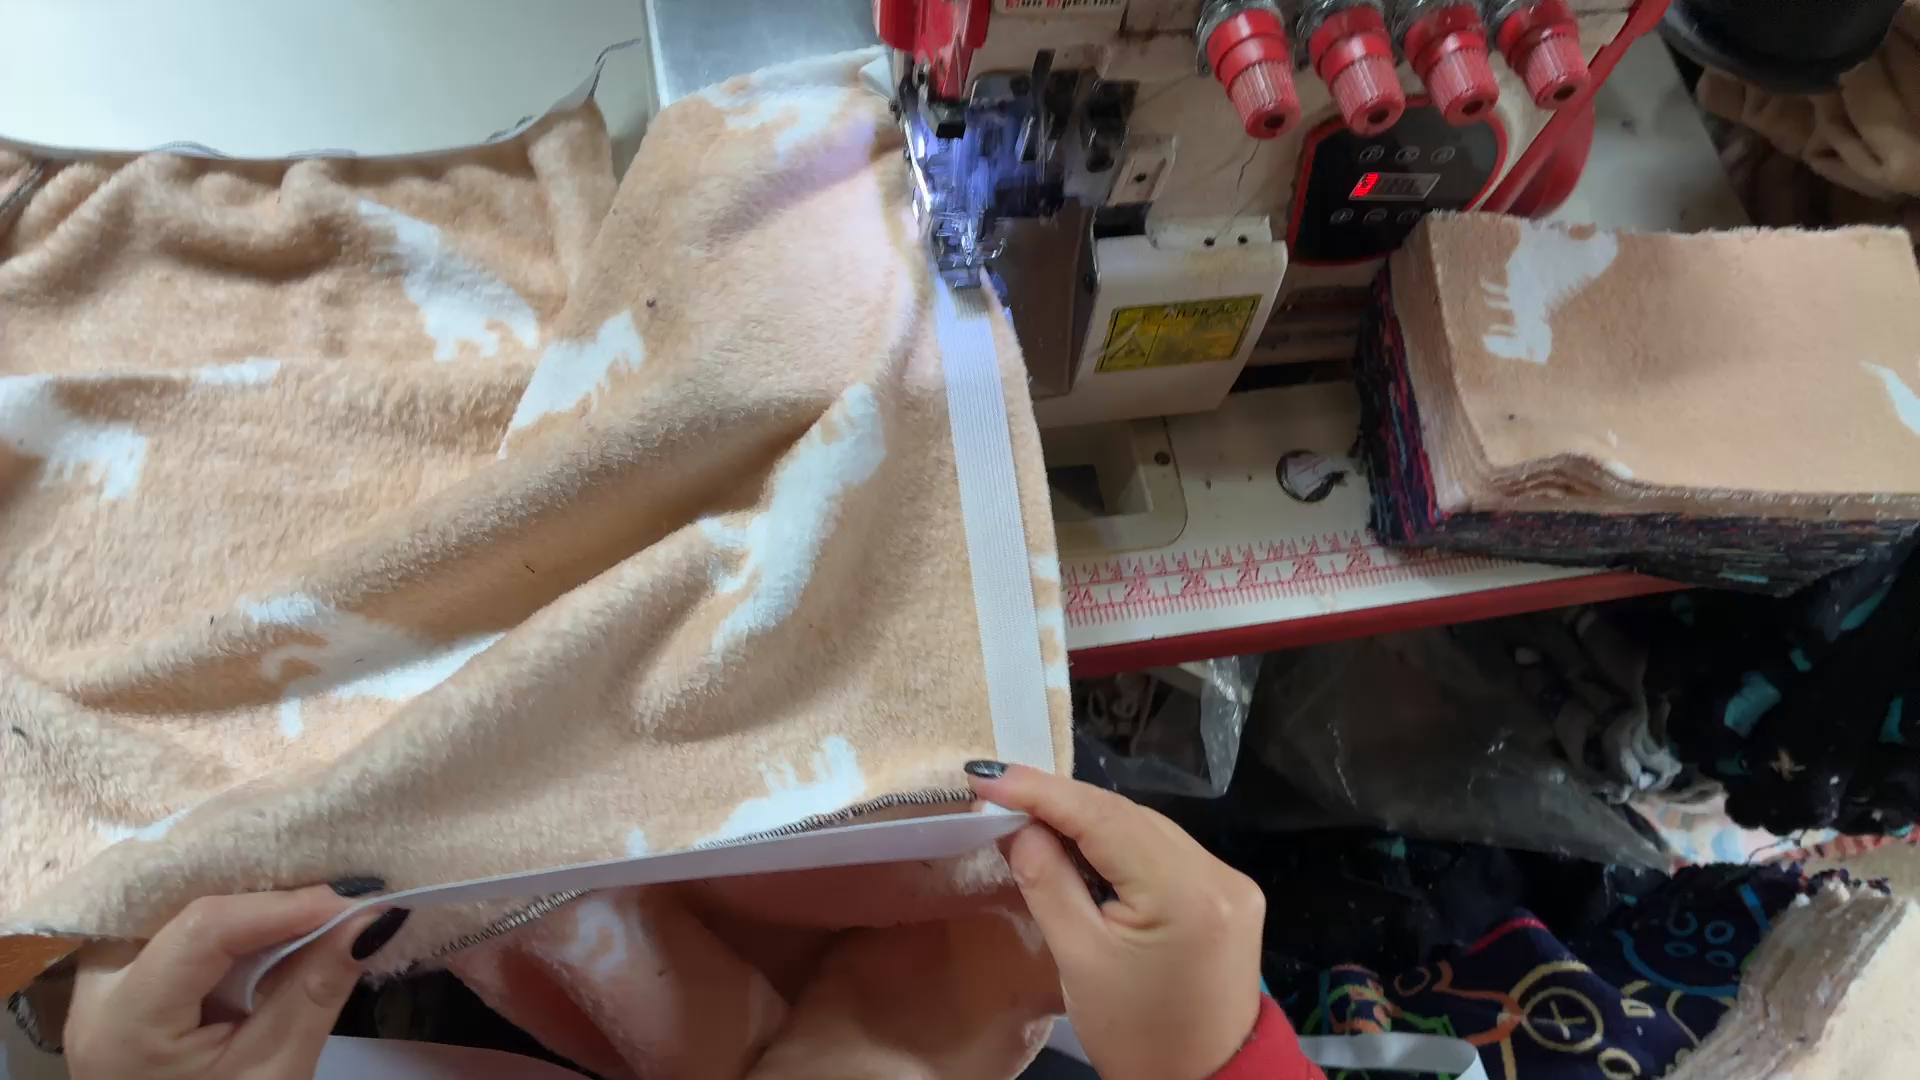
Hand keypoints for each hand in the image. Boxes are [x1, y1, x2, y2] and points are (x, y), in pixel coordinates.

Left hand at [65, 885, 402, 1079]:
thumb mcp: (276, 1066)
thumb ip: (318, 987)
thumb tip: (377, 914)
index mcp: (124, 1023)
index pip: (205, 928)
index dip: (287, 906)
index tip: (355, 909)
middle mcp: (98, 990)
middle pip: (192, 906)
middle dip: (271, 897)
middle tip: (334, 911)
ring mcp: (108, 980)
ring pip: (192, 906)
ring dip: (259, 904)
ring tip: (314, 917)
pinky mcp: (132, 977)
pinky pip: (189, 922)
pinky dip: (244, 916)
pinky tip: (281, 927)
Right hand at [966, 762, 1264, 1079]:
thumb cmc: (1135, 1036)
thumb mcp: (1078, 960)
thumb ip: (1045, 879)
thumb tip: (1018, 822)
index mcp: (1185, 894)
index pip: (1102, 818)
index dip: (1041, 792)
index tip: (988, 778)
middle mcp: (1216, 871)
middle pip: (1123, 815)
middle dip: (1059, 801)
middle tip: (1001, 794)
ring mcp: (1227, 876)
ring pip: (1140, 824)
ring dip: (1086, 817)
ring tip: (1030, 813)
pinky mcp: (1226, 886)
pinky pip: (1159, 844)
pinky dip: (1115, 838)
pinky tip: (1081, 841)